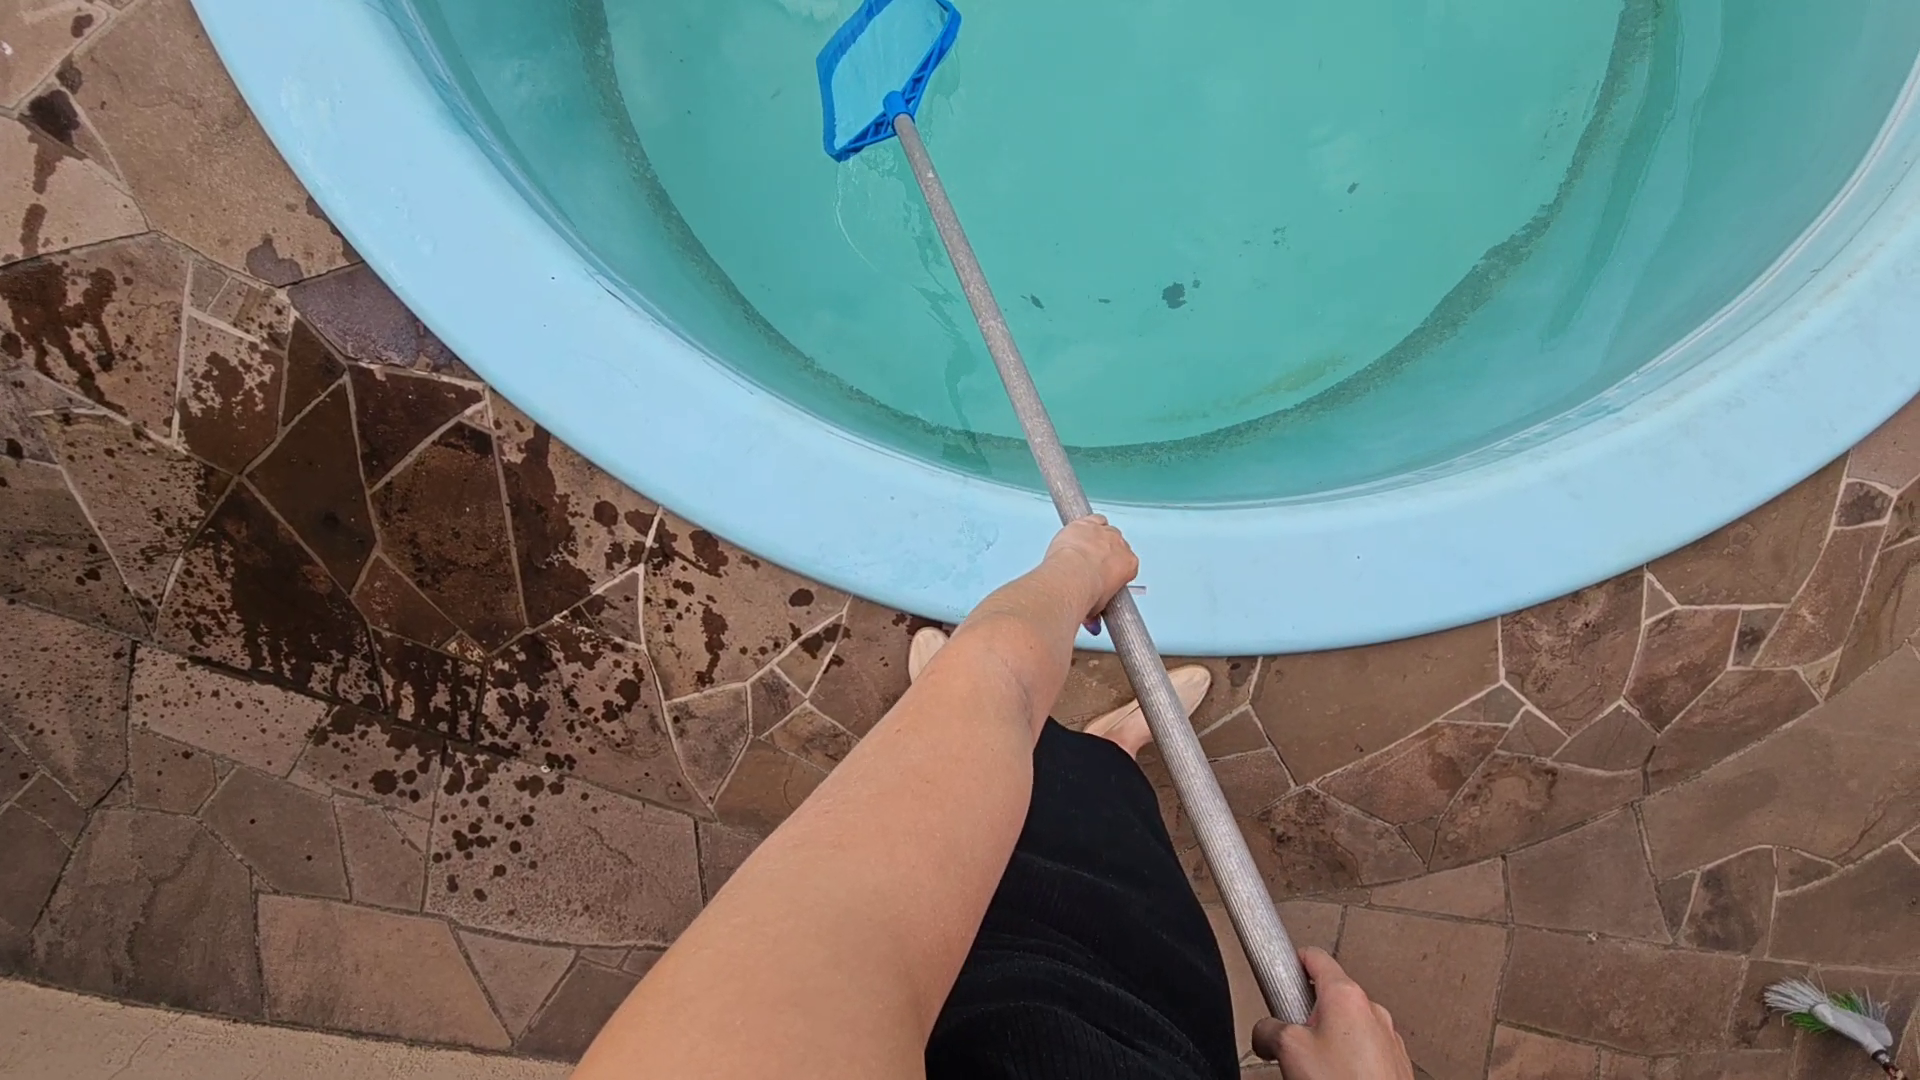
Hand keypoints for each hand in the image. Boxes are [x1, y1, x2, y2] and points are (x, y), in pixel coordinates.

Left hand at [1041, 515, 1137, 633]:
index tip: (1102, 575)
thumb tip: (1092, 625)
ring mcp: (1103, 532)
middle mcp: (1120, 545)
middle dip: (1105, 552)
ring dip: (1096, 536)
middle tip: (1089, 564)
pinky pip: (1092, 518)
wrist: (1071, 578)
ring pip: (1105, 528)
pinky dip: (1086, 522)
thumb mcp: (1098, 608)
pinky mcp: (1086, 523)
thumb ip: (1097, 613)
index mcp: (1129, 565)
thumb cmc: (1086, 593)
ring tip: (1082, 548)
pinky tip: (1077, 529)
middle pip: (1117, 543)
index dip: (1113, 568)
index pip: (1127, 562)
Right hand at [1251, 949, 1412, 1079]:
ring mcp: (1389, 1039)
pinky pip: (1366, 1049)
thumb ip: (1268, 1029)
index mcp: (1346, 995)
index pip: (1314, 955)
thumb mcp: (1289, 1049)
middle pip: (1329, 994)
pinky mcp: (1398, 1066)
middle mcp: (1373, 1011)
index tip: (1282, 972)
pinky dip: (1351, 1058)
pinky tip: (1339, 1077)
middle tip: (1297, 1036)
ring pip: (1348, 1024)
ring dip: (1331, 1037)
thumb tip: (1264, 1032)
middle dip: (1309, 1012)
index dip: (1292, 961)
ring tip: (1319, 1066)